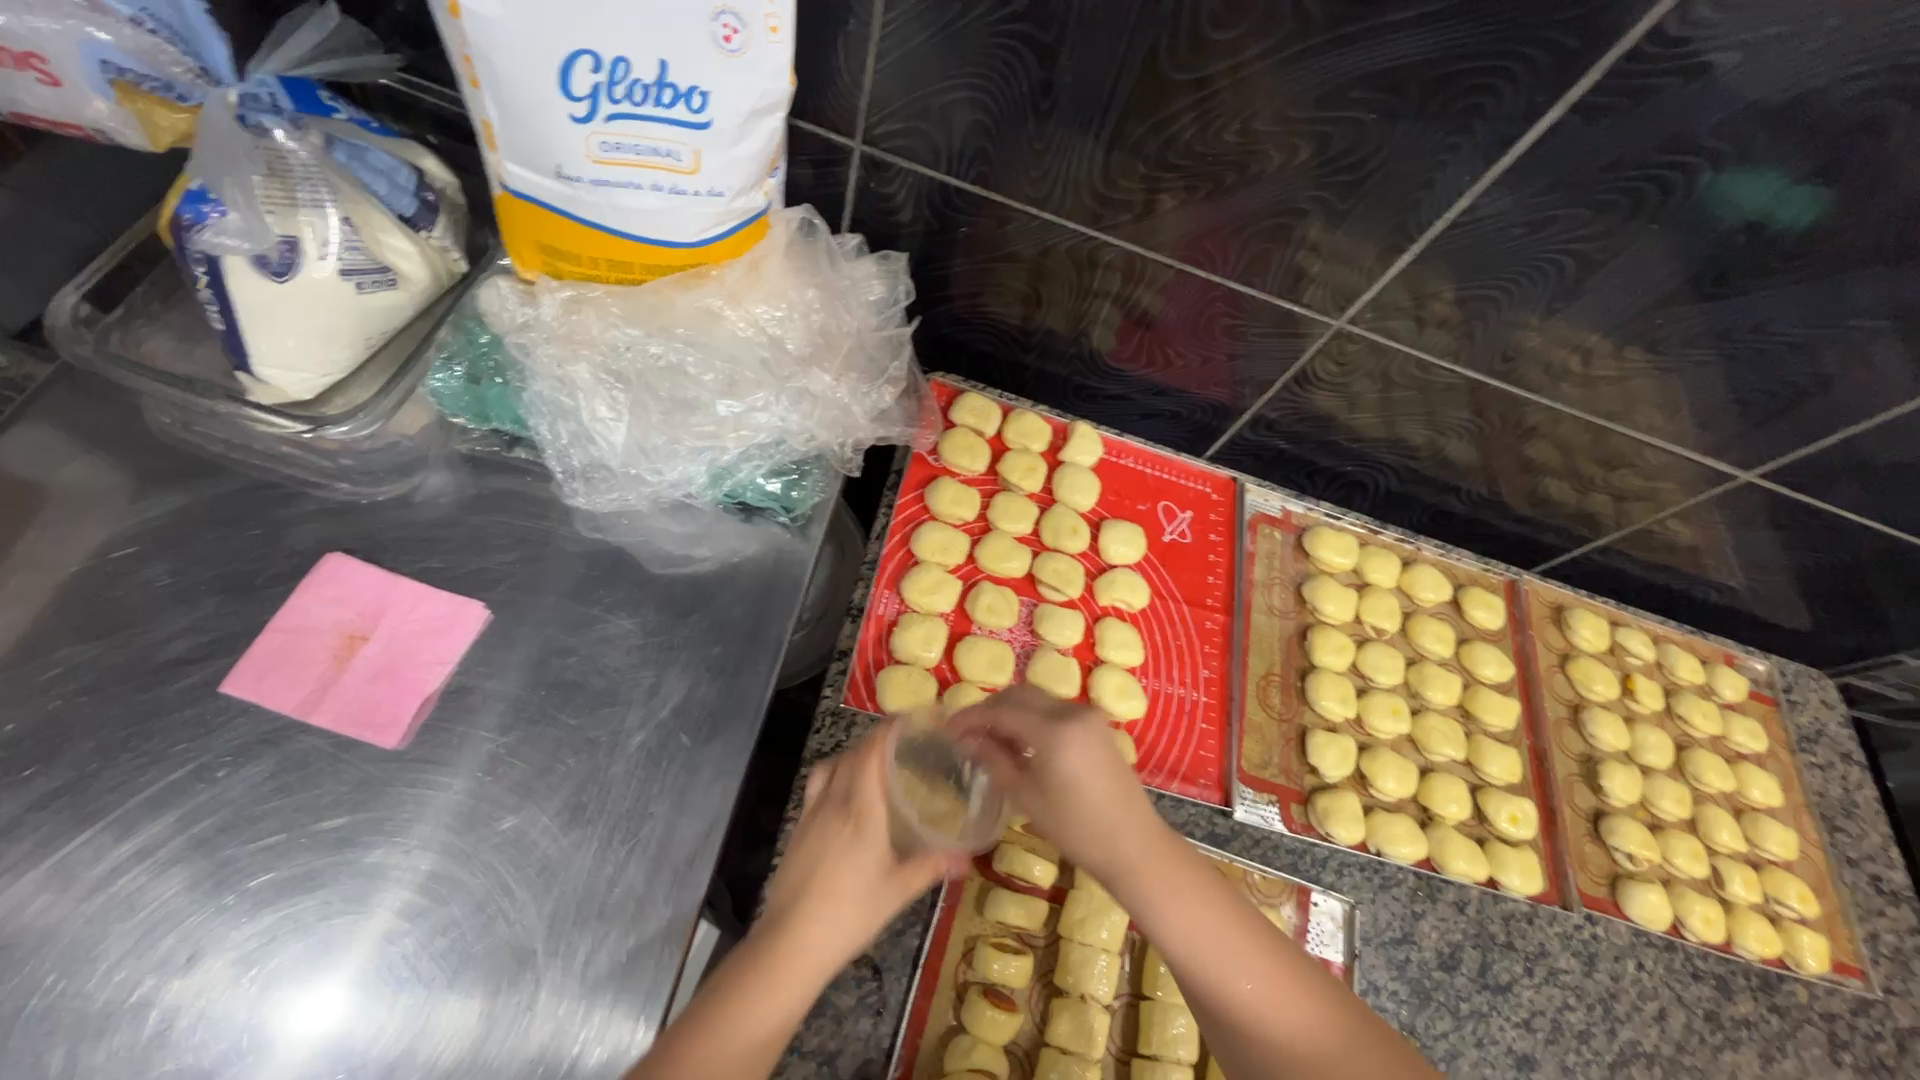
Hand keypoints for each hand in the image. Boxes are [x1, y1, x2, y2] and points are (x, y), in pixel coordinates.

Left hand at [757, 721, 963, 976]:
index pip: (872, 751)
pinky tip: (847, 802)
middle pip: (852, 754)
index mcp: (861, 808)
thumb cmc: (850, 913)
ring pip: (830, 768)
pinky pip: (817, 789)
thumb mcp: (898, 890)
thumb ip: (932, 866)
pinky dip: (834, 779)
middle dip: (876, 742)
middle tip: (904, 746)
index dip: (890, 730)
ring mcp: (810, 815)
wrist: (791, 942)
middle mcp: (833, 802)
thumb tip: (967, 858)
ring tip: (874, 768)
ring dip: (852, 757)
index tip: (913, 722)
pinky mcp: (797, 831)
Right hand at [948, 685, 1164, 880]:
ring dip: (1011, 712)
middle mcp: (1071, 712)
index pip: (1001, 710)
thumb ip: (995, 760)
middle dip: (990, 709)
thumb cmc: (1075, 828)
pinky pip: (1055, 711)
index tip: (947, 730)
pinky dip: (1033, 719)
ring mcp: (1087, 716)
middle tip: (967, 732)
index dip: (971, 717)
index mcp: (1053, 729)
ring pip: (1038, 700)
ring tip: (990, 740)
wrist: (1133, 844)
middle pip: (1020, 695)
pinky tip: (1020, 743)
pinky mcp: (1096, 726)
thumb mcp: (1026, 796)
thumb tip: (966, 740)